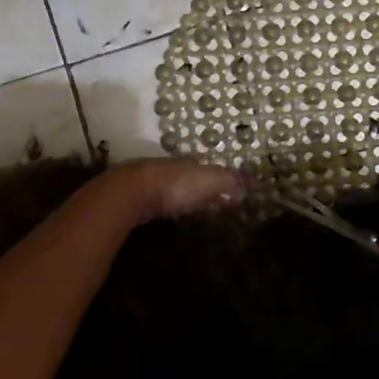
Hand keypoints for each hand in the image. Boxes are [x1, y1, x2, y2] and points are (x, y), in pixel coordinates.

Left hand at [110, 158, 247, 220]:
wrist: (133, 192)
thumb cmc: (176, 186)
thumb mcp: (210, 181)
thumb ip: (229, 183)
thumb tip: (245, 190)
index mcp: (190, 162)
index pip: (210, 169)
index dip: (221, 181)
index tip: (229, 195)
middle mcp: (172, 168)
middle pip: (191, 177)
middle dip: (201, 189)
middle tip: (213, 205)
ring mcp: (152, 181)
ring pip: (174, 189)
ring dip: (183, 198)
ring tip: (193, 213)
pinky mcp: (138, 197)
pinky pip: (160, 201)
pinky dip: (168, 207)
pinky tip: (170, 216)